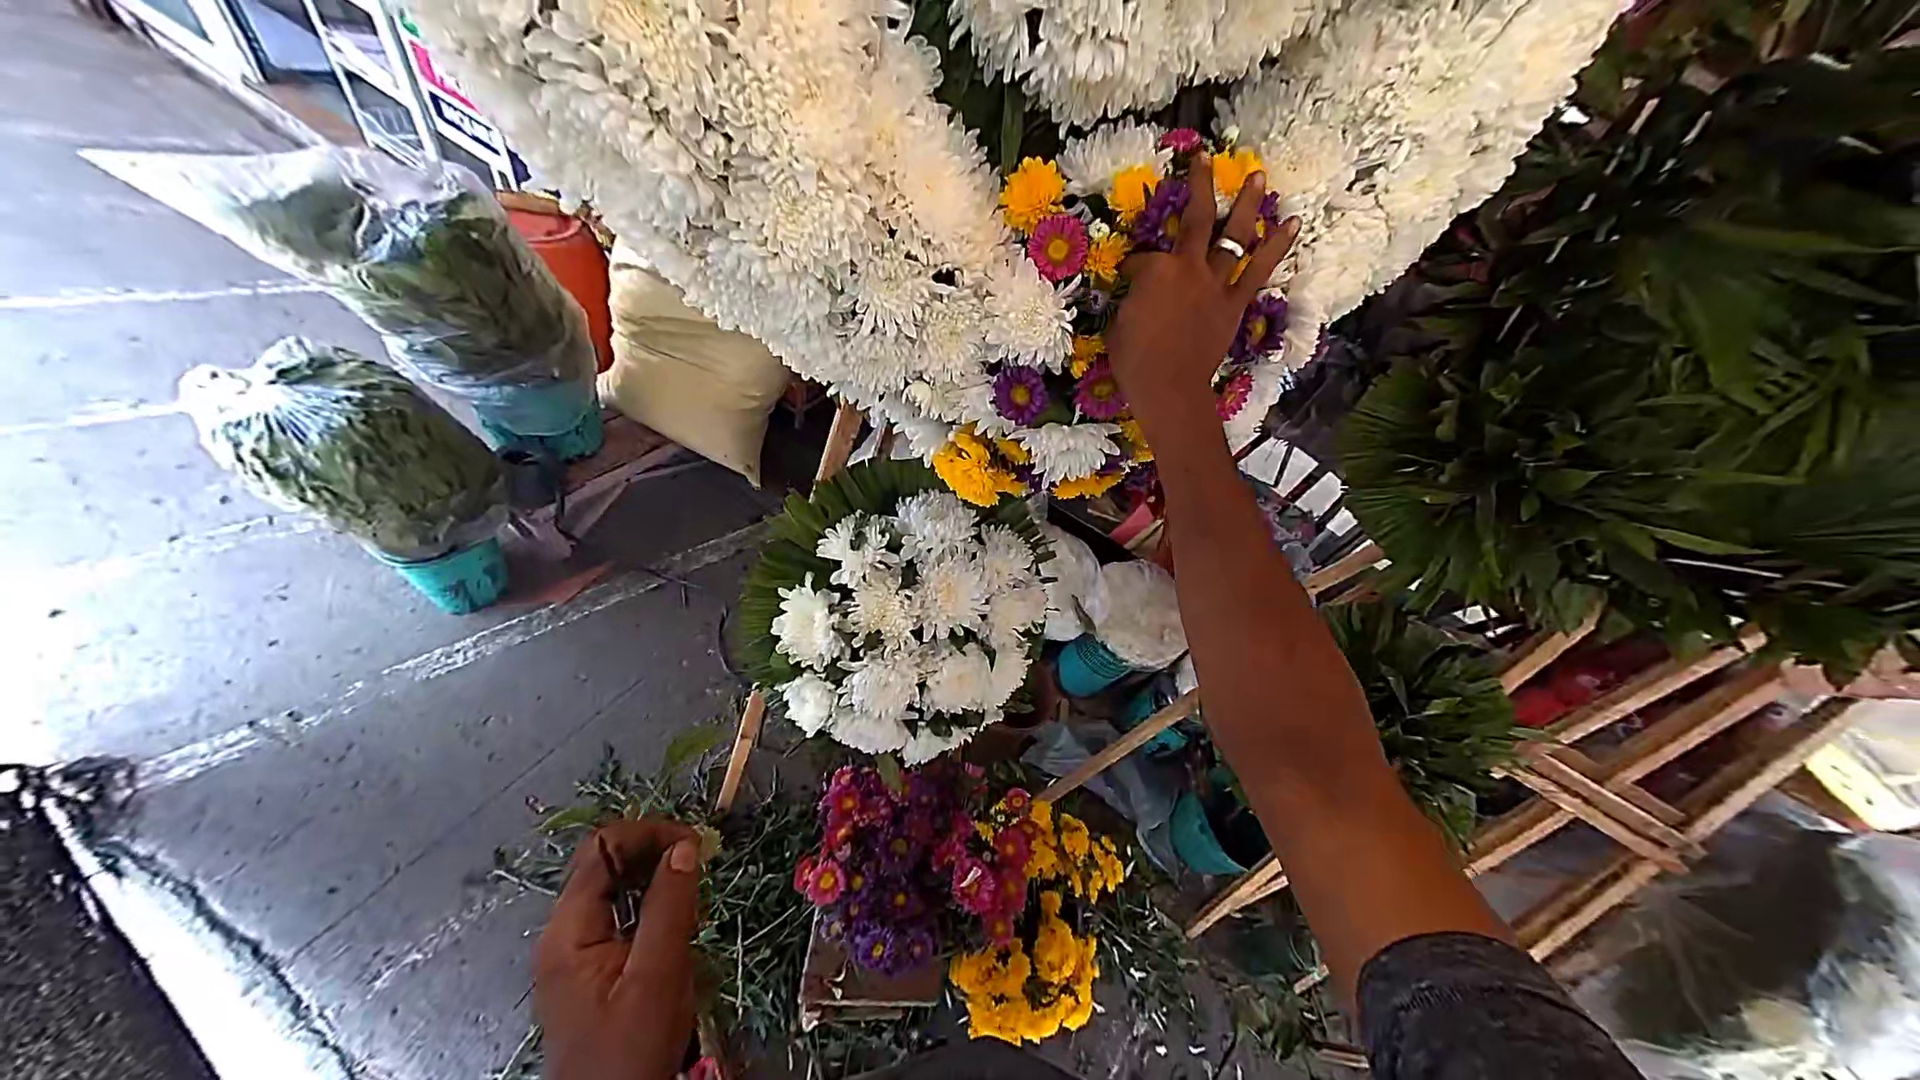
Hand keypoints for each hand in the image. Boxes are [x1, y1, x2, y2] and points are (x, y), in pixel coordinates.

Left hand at [534, 818, 702, 1079]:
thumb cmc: (630, 1050)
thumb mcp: (657, 975)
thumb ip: (670, 906)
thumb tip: (685, 846)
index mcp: (568, 931)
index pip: (602, 848)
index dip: (649, 833)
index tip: (693, 843)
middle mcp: (563, 932)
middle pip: (604, 861)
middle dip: (652, 848)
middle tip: (697, 857)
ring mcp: (574, 949)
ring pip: (612, 883)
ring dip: (653, 871)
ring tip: (692, 881)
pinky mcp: (590, 964)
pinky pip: (618, 910)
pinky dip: (648, 897)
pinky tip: (675, 909)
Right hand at [1105, 154, 1298, 444]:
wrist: (1169, 389)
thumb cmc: (1134, 361)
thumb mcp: (1118, 325)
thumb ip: (1131, 300)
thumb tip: (1137, 293)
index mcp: (1155, 270)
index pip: (1142, 260)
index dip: (1132, 267)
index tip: (1127, 279)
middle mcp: (1189, 267)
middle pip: (1195, 219)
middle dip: (1199, 184)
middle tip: (1204, 158)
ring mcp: (1215, 284)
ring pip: (1234, 235)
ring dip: (1247, 204)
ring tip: (1258, 177)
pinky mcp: (1234, 304)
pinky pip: (1258, 270)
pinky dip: (1276, 246)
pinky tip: (1292, 223)